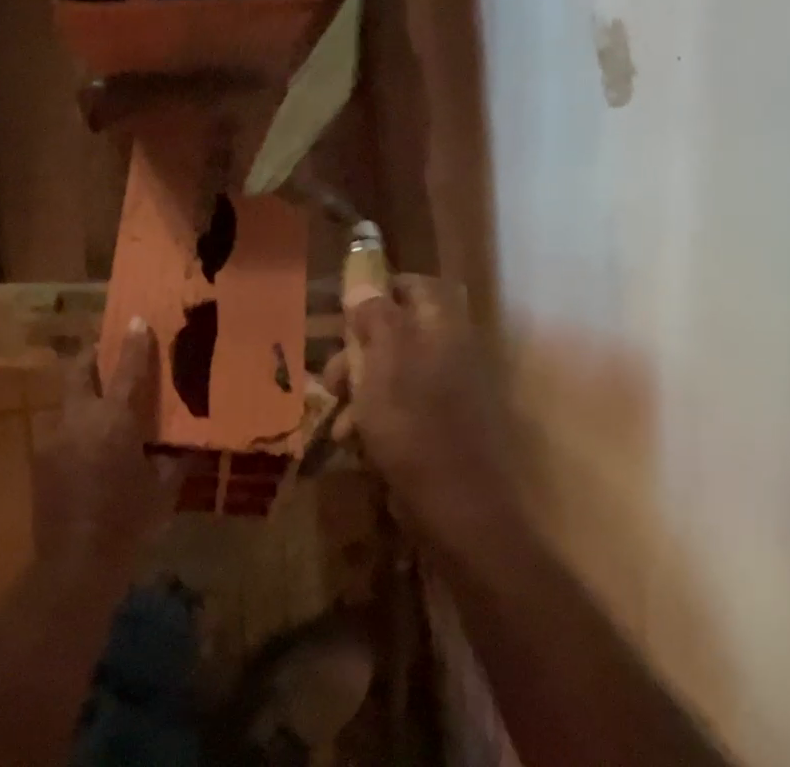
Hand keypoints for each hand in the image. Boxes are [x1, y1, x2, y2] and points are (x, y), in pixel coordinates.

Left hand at [33, 318, 178, 564]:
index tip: (138, 319)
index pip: (127, 370)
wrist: (75, 564)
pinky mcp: (40, 457)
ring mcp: (54, 435)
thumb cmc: (129, 524)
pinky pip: (60, 428)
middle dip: (92, 354)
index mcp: (115, 421)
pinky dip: (76, 426)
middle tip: (107, 352)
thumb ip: (174, 460)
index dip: (134, 342)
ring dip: (83, 393)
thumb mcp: (163, 491)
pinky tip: (88, 446)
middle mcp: (79, 418)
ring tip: (101, 405)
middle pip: (80, 369)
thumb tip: (187, 443)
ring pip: (67, 398)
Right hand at [330, 275, 515, 548]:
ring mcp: (452, 393)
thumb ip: (375, 316)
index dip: (382, 290)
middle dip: (357, 351)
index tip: (346, 309)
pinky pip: (403, 410)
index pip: (417, 286)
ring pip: (394, 375)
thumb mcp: (382, 361)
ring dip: (360, 391)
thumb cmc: (412, 423)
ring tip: (338, 418)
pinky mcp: (444, 429)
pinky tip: (355, 443)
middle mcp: (452, 352)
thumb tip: (365, 283)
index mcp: (443, 327)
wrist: (457, 506)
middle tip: (331, 376)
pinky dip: (376, 420)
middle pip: (398, 333)